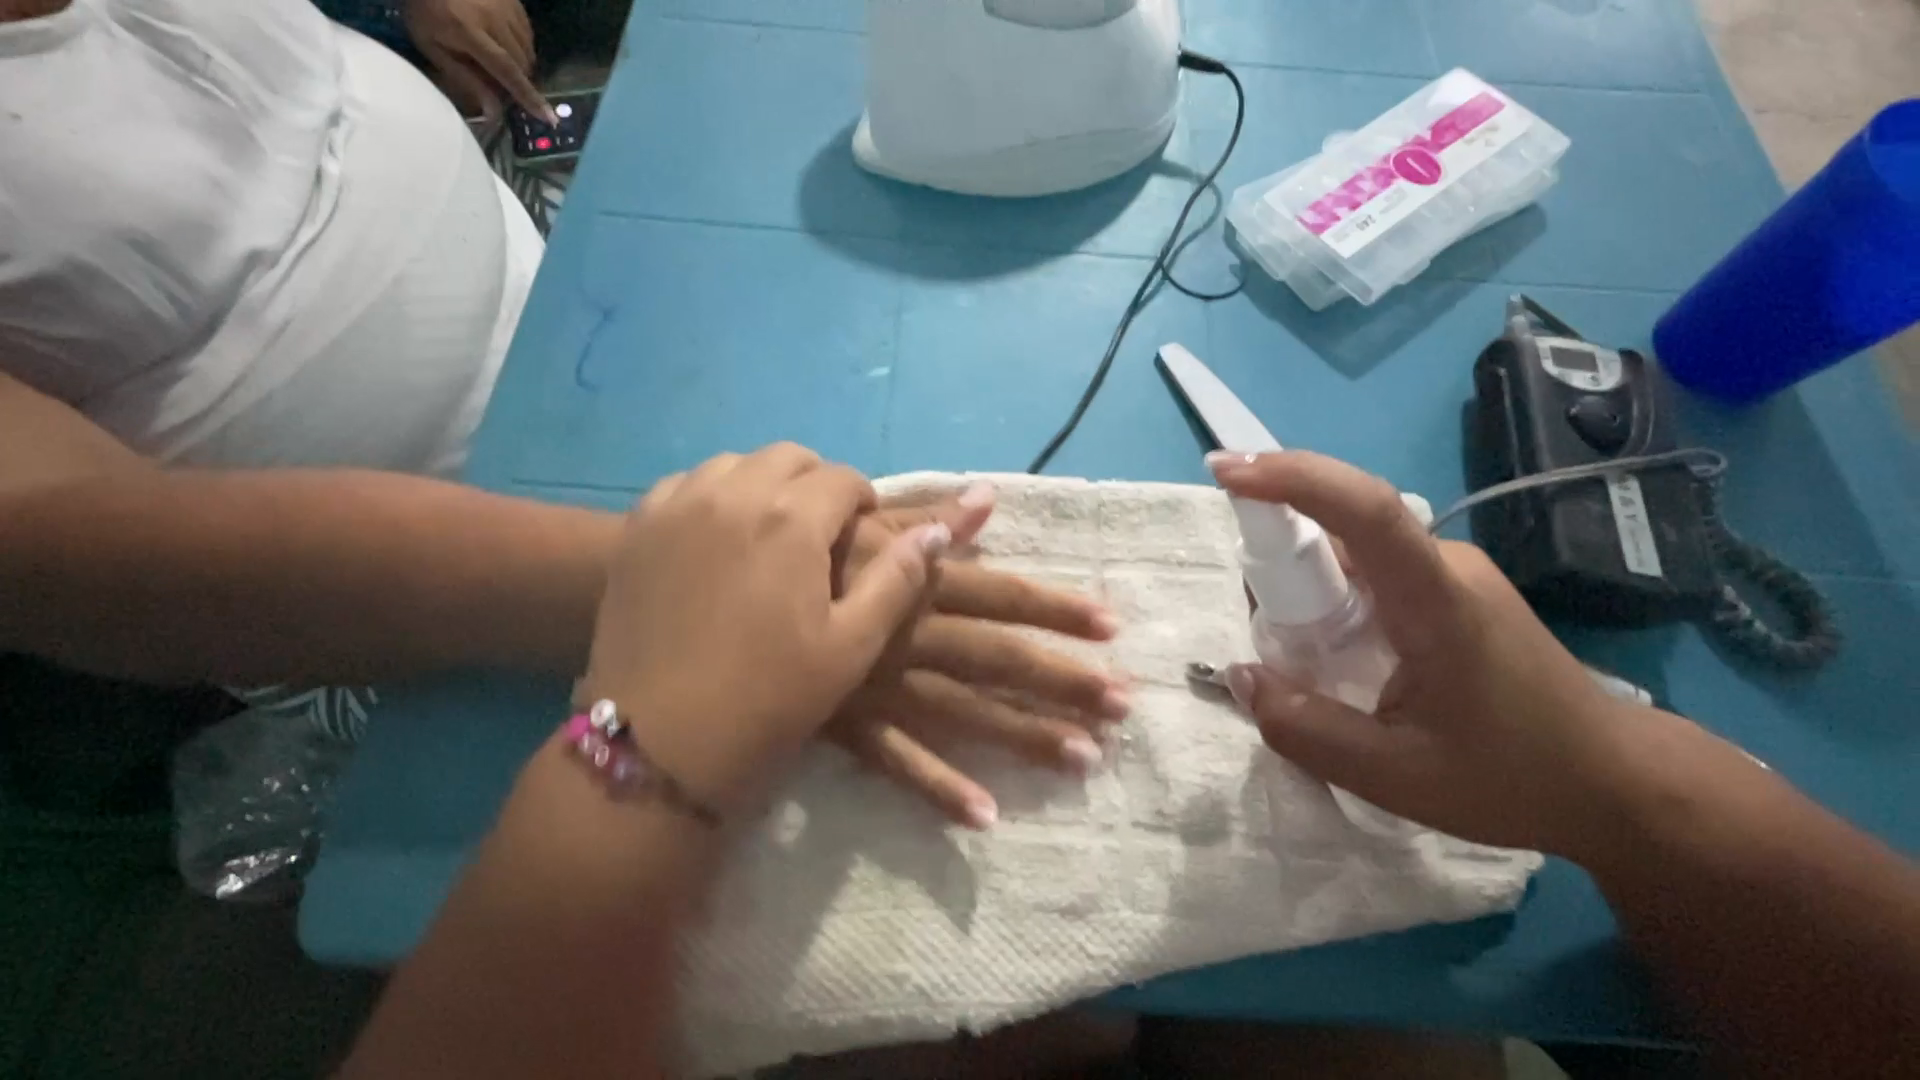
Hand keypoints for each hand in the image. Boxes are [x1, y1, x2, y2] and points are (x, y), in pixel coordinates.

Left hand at [404, 0, 552, 122]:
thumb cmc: (423, 9)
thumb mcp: (432, 46)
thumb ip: (463, 78)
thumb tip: (495, 113)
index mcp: (468, 30)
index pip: (506, 70)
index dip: (527, 96)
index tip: (549, 118)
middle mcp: (493, 17)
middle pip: (522, 63)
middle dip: (520, 80)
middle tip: (505, 84)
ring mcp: (505, 5)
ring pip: (529, 49)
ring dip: (522, 63)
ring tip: (503, 61)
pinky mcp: (513, 0)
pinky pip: (528, 32)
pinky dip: (521, 44)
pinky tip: (505, 42)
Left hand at [578, 445, 945, 811]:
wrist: (658, 742)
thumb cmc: (769, 696)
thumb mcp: (851, 646)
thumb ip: (899, 580)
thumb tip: (937, 530)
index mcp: (792, 520)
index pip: (843, 477)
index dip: (862, 501)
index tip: (863, 534)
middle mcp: (733, 494)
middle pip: (788, 458)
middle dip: (815, 484)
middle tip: (821, 533)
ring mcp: (677, 506)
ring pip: (734, 464)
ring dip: (764, 484)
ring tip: (768, 533)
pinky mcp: (637, 529)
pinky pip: (685, 484)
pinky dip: (712, 496)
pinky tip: (715, 539)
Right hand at [830, 486, 1126, 828]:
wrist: (718, 597)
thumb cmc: (801, 552)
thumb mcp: (861, 519)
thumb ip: (928, 511)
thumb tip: (988, 498)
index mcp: (922, 582)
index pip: (1003, 596)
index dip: (1059, 610)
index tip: (1113, 627)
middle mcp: (916, 636)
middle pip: (1001, 659)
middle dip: (1064, 680)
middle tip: (1125, 703)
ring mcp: (885, 685)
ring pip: (967, 714)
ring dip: (1025, 736)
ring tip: (1084, 759)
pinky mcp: (852, 726)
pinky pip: (898, 763)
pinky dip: (939, 788)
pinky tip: (983, 817)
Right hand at [1208, 451, 1755, 862]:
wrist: (1618, 785)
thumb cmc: (1512, 777)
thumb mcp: (1392, 774)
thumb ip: (1303, 727)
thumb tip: (1238, 675)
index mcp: (1436, 598)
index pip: (1364, 508)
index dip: (1291, 478)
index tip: (1226, 470)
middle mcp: (1443, 566)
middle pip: (1339, 531)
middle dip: (1279, 567)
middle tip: (1269, 647)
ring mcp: (1452, 575)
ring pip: (1349, 557)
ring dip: (1306, 595)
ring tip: (1307, 671)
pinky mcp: (1452, 592)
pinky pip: (1370, 577)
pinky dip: (1332, 605)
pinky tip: (1341, 665)